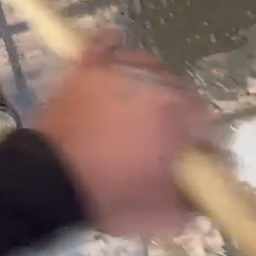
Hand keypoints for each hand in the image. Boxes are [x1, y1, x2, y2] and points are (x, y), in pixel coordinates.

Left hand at [33, 34, 209, 235]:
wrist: (49, 178)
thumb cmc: (110, 196)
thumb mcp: (163, 211)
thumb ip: (194, 199)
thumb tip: (204, 190)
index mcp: (175, 115)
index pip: (205, 119)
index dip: (201, 137)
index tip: (193, 153)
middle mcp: (150, 84)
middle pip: (179, 89)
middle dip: (179, 110)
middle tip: (166, 132)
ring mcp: (114, 71)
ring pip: (148, 65)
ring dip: (153, 81)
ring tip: (145, 99)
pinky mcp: (84, 68)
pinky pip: (104, 43)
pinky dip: (113, 45)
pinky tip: (117, 48)